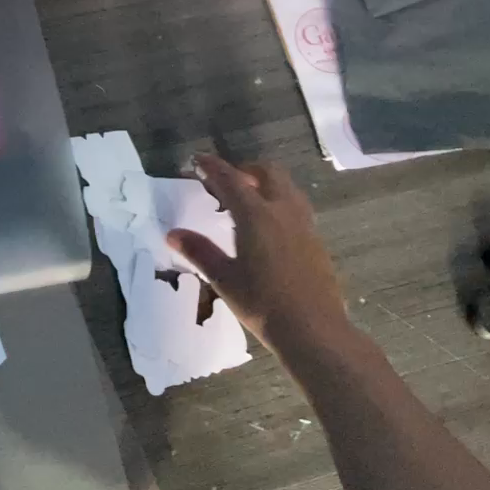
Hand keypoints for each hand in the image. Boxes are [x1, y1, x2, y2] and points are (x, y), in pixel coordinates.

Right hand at [168, 155, 354, 353]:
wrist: (314, 330)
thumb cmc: (262, 303)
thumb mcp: (223, 278)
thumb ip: (199, 251)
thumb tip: (174, 234)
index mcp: (257, 216)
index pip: (231, 180)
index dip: (212, 167)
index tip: (197, 159)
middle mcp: (283, 212)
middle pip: (267, 173)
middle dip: (244, 170)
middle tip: (224, 182)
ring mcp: (304, 225)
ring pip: (286, 188)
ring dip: (264, 184)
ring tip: (244, 202)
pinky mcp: (315, 240)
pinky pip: (295, 207)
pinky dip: (277, 202)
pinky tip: (265, 228)